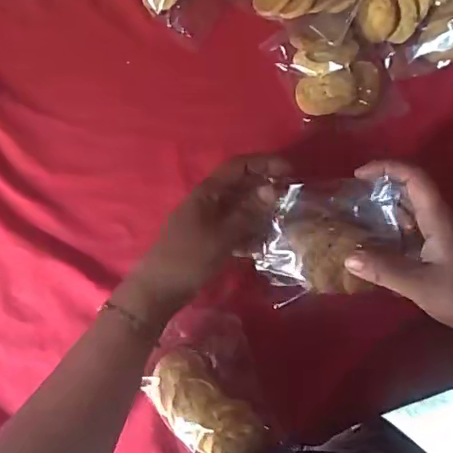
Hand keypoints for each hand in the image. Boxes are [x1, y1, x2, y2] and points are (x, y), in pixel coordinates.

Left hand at [117, 154, 289, 323]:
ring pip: (240, 208)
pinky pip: (234, 228)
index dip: (264, 163)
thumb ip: (247, 213)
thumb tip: (272, 190)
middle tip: (292, 197)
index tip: (290, 171)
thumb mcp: (222, 236)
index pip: (239, 166)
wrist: (160, 289)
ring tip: (283, 221)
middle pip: (241, 185)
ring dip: (260, 211)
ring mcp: (207, 220)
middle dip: (266, 188)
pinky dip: (249, 231)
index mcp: (207, 192)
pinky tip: (264, 243)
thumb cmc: (189, 259)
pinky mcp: (209, 239)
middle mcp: (208, 201)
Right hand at [345, 161, 452, 353]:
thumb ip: (383, 270)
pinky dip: (396, 227)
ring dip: (388, 207)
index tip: (358, 175)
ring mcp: (446, 234)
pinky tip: (379, 243)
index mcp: (440, 219)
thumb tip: (347, 256)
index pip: (415, 177)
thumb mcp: (419, 286)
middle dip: (383, 185)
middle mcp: (443, 220)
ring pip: (414, 209)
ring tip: (359, 216)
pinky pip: (417, 228)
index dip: (387, 168)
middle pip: (414, 188)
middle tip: (353, 197)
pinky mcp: (445, 250)